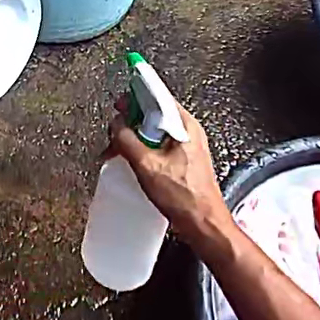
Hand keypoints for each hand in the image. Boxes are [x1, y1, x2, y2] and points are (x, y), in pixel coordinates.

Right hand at [108, 104, 235, 252]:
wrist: (203, 223)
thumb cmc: (185, 198)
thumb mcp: (146, 164)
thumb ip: (127, 140)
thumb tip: (116, 125)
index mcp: (184, 126)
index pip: (158, 96)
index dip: (136, 96)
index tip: (121, 101)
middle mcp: (189, 132)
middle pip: (155, 112)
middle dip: (131, 120)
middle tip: (116, 129)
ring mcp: (187, 146)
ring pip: (156, 129)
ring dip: (136, 136)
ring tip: (121, 149)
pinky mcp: (184, 159)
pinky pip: (160, 144)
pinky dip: (144, 147)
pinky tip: (134, 160)